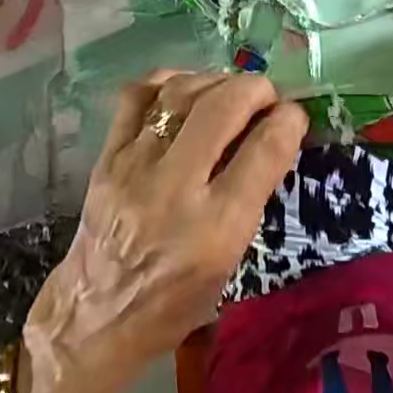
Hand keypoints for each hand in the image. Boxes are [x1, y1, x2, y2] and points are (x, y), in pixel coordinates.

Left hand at [18, 71, 306, 392]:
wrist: (97, 312)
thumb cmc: (174, 302)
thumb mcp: (230, 263)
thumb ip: (250, 198)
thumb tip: (269, 137)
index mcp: (216, 227)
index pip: (264, 150)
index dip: (289, 120)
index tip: (294, 114)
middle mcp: (175, 188)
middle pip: (222, 107)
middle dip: (255, 88)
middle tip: (265, 95)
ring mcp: (134, 166)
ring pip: (180, 93)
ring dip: (214, 80)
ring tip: (228, 89)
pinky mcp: (107, 156)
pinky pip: (136, 97)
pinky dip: (167, 81)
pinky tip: (184, 88)